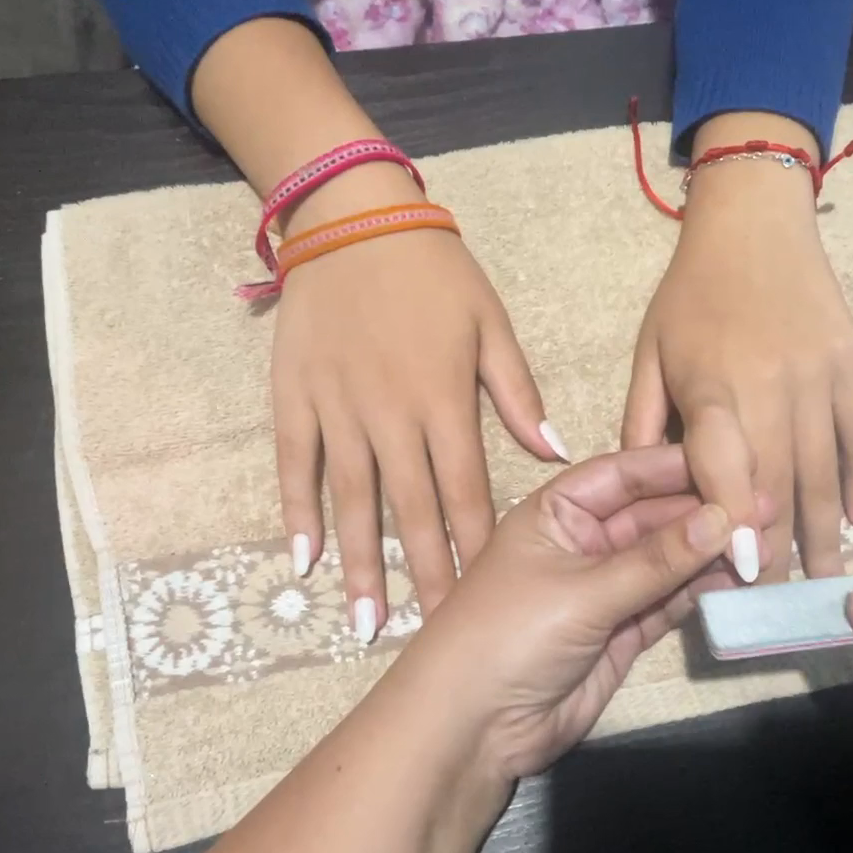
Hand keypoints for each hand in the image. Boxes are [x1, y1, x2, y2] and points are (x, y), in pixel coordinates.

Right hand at [192, 17, 566, 632]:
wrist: (352, 218)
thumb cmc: (434, 272)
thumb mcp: (491, 323)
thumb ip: (520, 392)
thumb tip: (557, 451)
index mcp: (446, 403)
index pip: (468, 492)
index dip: (477, 547)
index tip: (486, 598)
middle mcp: (392, 419)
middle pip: (412, 512)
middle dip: (425, 575)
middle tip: (431, 634)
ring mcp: (338, 412)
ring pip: (353, 501)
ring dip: (361, 564)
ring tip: (365, 621)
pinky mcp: (295, 400)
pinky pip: (295, 465)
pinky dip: (298, 512)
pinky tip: (303, 559)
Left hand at [389, 446, 758, 778]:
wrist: (473, 726)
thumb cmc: (512, 634)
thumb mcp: (582, 590)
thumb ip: (655, 560)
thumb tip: (724, 519)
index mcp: (558, 511)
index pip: (624, 474)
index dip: (675, 466)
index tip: (731, 459)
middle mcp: (584, 541)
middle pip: (652, 516)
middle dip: (703, 513)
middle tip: (763, 507)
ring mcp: (605, 588)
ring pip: (667, 560)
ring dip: (709, 554)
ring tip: (764, 542)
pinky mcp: (622, 631)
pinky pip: (668, 601)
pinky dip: (700, 592)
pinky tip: (738, 580)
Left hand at [623, 113, 852, 584]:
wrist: (755, 222)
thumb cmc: (690, 294)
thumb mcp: (649, 355)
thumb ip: (644, 423)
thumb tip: (642, 488)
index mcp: (710, 389)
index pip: (724, 468)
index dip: (735, 524)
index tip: (746, 576)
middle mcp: (770, 389)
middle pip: (778, 484)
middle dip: (782, 546)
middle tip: (784, 599)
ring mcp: (818, 377)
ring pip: (824, 469)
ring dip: (827, 529)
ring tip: (829, 578)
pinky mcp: (852, 365)